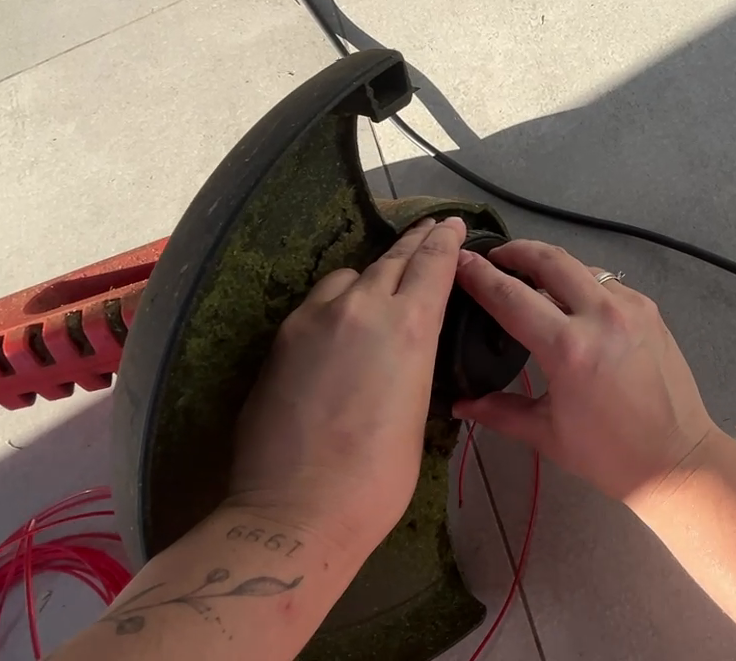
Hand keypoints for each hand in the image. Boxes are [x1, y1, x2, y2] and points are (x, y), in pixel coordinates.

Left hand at [226, 216, 466, 550]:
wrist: (296, 511)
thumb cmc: (380, 475)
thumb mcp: (420, 403)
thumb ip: (415, 355)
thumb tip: (406, 344)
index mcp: (410, 324)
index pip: (434, 262)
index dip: (447, 238)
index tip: (454, 224)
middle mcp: (363, 306)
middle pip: (394, 257)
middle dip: (416, 242)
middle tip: (431, 229)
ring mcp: (315, 318)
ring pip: (351, 275)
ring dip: (372, 274)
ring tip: (381, 283)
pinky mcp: (281, 339)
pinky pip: (318, 302)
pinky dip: (338, 300)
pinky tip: (340, 320)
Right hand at [452, 241, 720, 507]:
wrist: (677, 457)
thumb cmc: (608, 454)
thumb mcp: (547, 434)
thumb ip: (500, 412)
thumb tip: (460, 404)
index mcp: (569, 348)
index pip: (512, 297)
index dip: (480, 277)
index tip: (459, 261)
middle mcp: (601, 315)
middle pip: (550, 260)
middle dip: (517, 250)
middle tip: (494, 254)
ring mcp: (630, 306)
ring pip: (581, 267)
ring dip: (551, 264)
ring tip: (528, 274)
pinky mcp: (649, 308)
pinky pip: (607, 283)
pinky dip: (582, 282)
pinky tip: (570, 297)